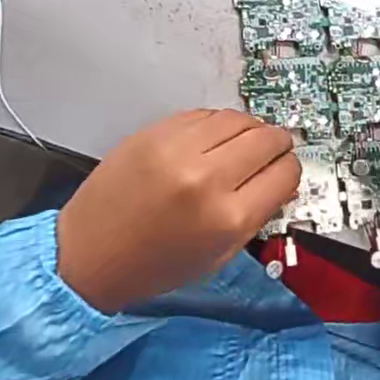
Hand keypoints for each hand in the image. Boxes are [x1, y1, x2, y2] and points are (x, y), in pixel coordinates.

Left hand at [58, 110, 299, 312]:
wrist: (90, 253)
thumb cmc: (151, 265)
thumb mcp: (217, 256)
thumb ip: (254, 218)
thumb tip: (280, 182)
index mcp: (227, 217)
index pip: (284, 173)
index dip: (290, 170)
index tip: (284, 171)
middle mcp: (205, 178)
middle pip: (266, 138)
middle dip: (277, 144)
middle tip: (273, 151)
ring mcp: (176, 150)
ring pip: (236, 118)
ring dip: (249, 128)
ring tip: (243, 142)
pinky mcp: (152, 133)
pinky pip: (202, 114)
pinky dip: (214, 123)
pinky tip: (211, 139)